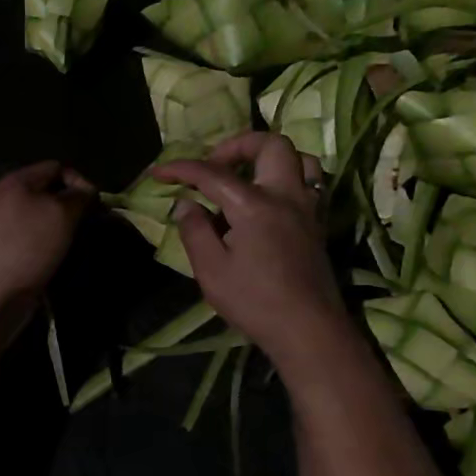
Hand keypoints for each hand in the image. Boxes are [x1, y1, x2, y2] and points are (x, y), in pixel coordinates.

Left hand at [0, 161, 95, 331]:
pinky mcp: (3, 255)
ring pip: (43, 222)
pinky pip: (34, 244)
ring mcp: (2, 229)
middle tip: (89, 229)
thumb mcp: (61, 213)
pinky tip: (58, 264)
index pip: (56, 167)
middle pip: (49, 195)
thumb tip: (86, 191)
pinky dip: (49, 251)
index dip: (80, 181)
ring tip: (77, 249)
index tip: (96, 207)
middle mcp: (7, 200)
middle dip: (72, 210)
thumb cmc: (26, 246)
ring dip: (63, 234)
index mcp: (17, 181)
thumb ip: (79, 197)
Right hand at [152, 133, 350, 364]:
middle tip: (214, 167)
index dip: (181, 169)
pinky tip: (268, 203)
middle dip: (237, 145)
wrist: (308, 331)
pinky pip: (308, 184)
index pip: (212, 173)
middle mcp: (285, 195)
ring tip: (246, 177)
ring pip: (298, 158)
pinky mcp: (317, 225)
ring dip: (269, 158)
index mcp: (254, 204)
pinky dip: (286, 179)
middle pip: (270, 144)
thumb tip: (185, 204)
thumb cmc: (255, 302)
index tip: (158, 173)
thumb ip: (195, 231)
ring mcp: (307, 208)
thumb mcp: (211, 270)